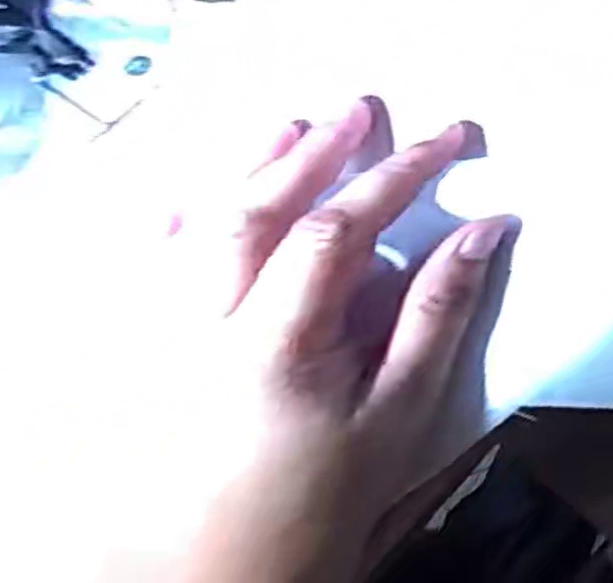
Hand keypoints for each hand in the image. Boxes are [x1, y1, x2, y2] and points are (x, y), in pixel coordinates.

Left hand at [120, 98, 514, 582]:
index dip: (397, 174)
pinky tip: (190, 201)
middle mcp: (195, 337)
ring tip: (291, 127)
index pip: (335, 231)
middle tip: (359, 110)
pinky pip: (137, 282)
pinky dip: (168, 229)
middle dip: (313, 156)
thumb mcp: (402, 409)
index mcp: (271, 348)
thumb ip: (441, 310)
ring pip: (188, 240)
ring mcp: (149, 351)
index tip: (449, 137)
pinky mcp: (127, 370)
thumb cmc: (319, 501)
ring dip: (244, 174)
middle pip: (251, 218)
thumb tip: (486, 228)